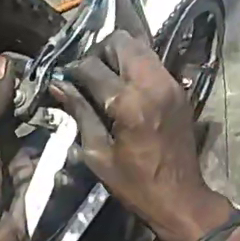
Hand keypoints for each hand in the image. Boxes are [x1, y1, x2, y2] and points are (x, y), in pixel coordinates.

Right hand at [47, 30, 232, 240]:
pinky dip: (135, 67)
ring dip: (119, 56)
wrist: (181, 199)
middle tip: (87, 75)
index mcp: (128, 104)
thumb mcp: (98, 153)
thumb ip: (80, 113)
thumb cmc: (136, 184)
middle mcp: (152, 85)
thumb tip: (58, 86)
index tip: (64, 81)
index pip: (92, 67)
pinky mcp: (179, 90)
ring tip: (105, 80)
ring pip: (140, 47)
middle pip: (121, 41)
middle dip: (99, 52)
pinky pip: (153, 63)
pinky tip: (124, 89)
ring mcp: (170, 84)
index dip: (73, 71)